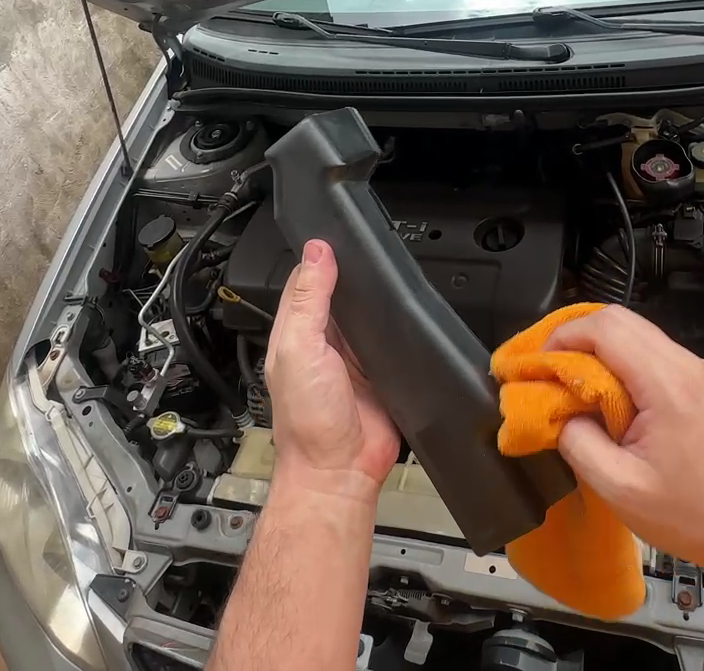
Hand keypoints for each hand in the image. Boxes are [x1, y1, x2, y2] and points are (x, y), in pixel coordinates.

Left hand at [264, 240, 400, 502]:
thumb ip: (309, 301)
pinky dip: (398, 326)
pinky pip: (391, 339)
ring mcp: (355, 356)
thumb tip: (318, 253)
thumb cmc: (308, 423)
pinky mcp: (382, 370)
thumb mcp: (300, 350)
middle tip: (369, 245)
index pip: (306, 281)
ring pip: (367, 313)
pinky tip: (406, 313)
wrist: (341, 471)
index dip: (321, 257)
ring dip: (376, 298)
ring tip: (390, 273)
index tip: (336, 232)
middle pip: (340, 293)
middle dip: (352, 273)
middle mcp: (325, 341)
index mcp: (297, 331)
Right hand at [545, 305, 703, 571]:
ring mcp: (695, 369)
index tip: (539, 364)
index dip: (564, 336)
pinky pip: (649, 349)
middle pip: (619, 318)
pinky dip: (618, 356)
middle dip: (575, 334)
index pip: (606, 328)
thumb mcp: (620, 489)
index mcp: (667, 385)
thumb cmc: (692, 515)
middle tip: (549, 367)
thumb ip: (578, 444)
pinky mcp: (697, 380)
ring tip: (570, 378)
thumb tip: (558, 413)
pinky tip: (603, 388)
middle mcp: (685, 365)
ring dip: (597, 344)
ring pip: (634, 329)